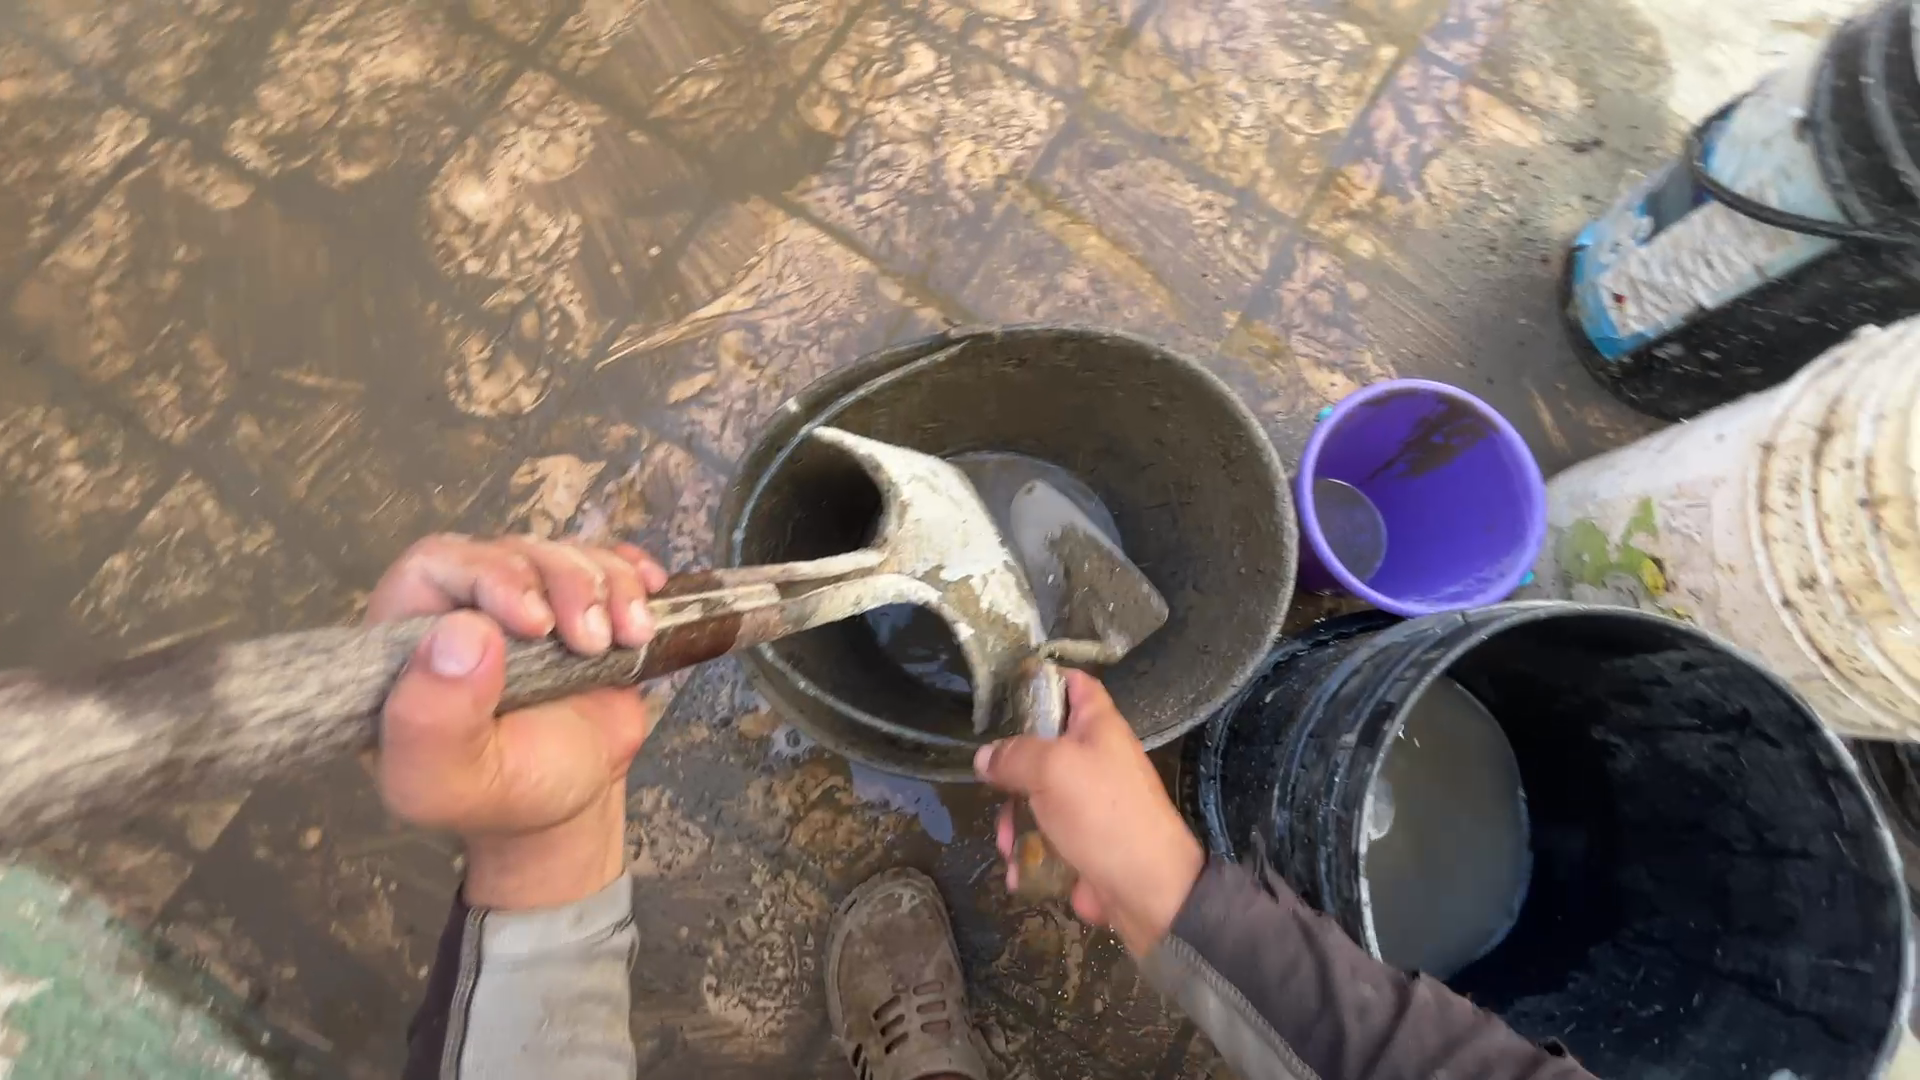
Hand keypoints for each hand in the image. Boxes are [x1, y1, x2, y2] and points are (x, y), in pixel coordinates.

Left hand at [367, 534, 668, 909]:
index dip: (492, 577)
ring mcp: (535, 601)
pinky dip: (637, 571)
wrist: (574, 799)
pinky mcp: (588, 603)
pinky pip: (612, 560)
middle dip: (569, 584)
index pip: (440, 565)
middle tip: (594, 643)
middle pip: (518, 551)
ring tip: (631, 638)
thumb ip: (432, 720)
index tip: (537, 625)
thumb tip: (460, 634)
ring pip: (572, 553)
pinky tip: (652, 594)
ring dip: (612, 586)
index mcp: (412, 638)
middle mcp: (470, 606)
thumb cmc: (505, 793)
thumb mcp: (448, 783)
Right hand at [975, 670, 1204, 955]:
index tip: (1010, 689)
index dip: (1047, 679)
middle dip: (1013, 768)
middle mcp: (1096, 758)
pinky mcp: (1085, 840)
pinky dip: (1029, 851)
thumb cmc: (1103, 812)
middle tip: (993, 784)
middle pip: (1045, 745)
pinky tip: (1018, 871)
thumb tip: (985, 757)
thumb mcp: (1051, 770)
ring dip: (1014, 819)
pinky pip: (1046, 836)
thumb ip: (1013, 756)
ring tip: (1007, 845)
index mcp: (1098, 727)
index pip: (1076, 684)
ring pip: (1038, 795)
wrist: (1148, 891)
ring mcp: (1090, 802)